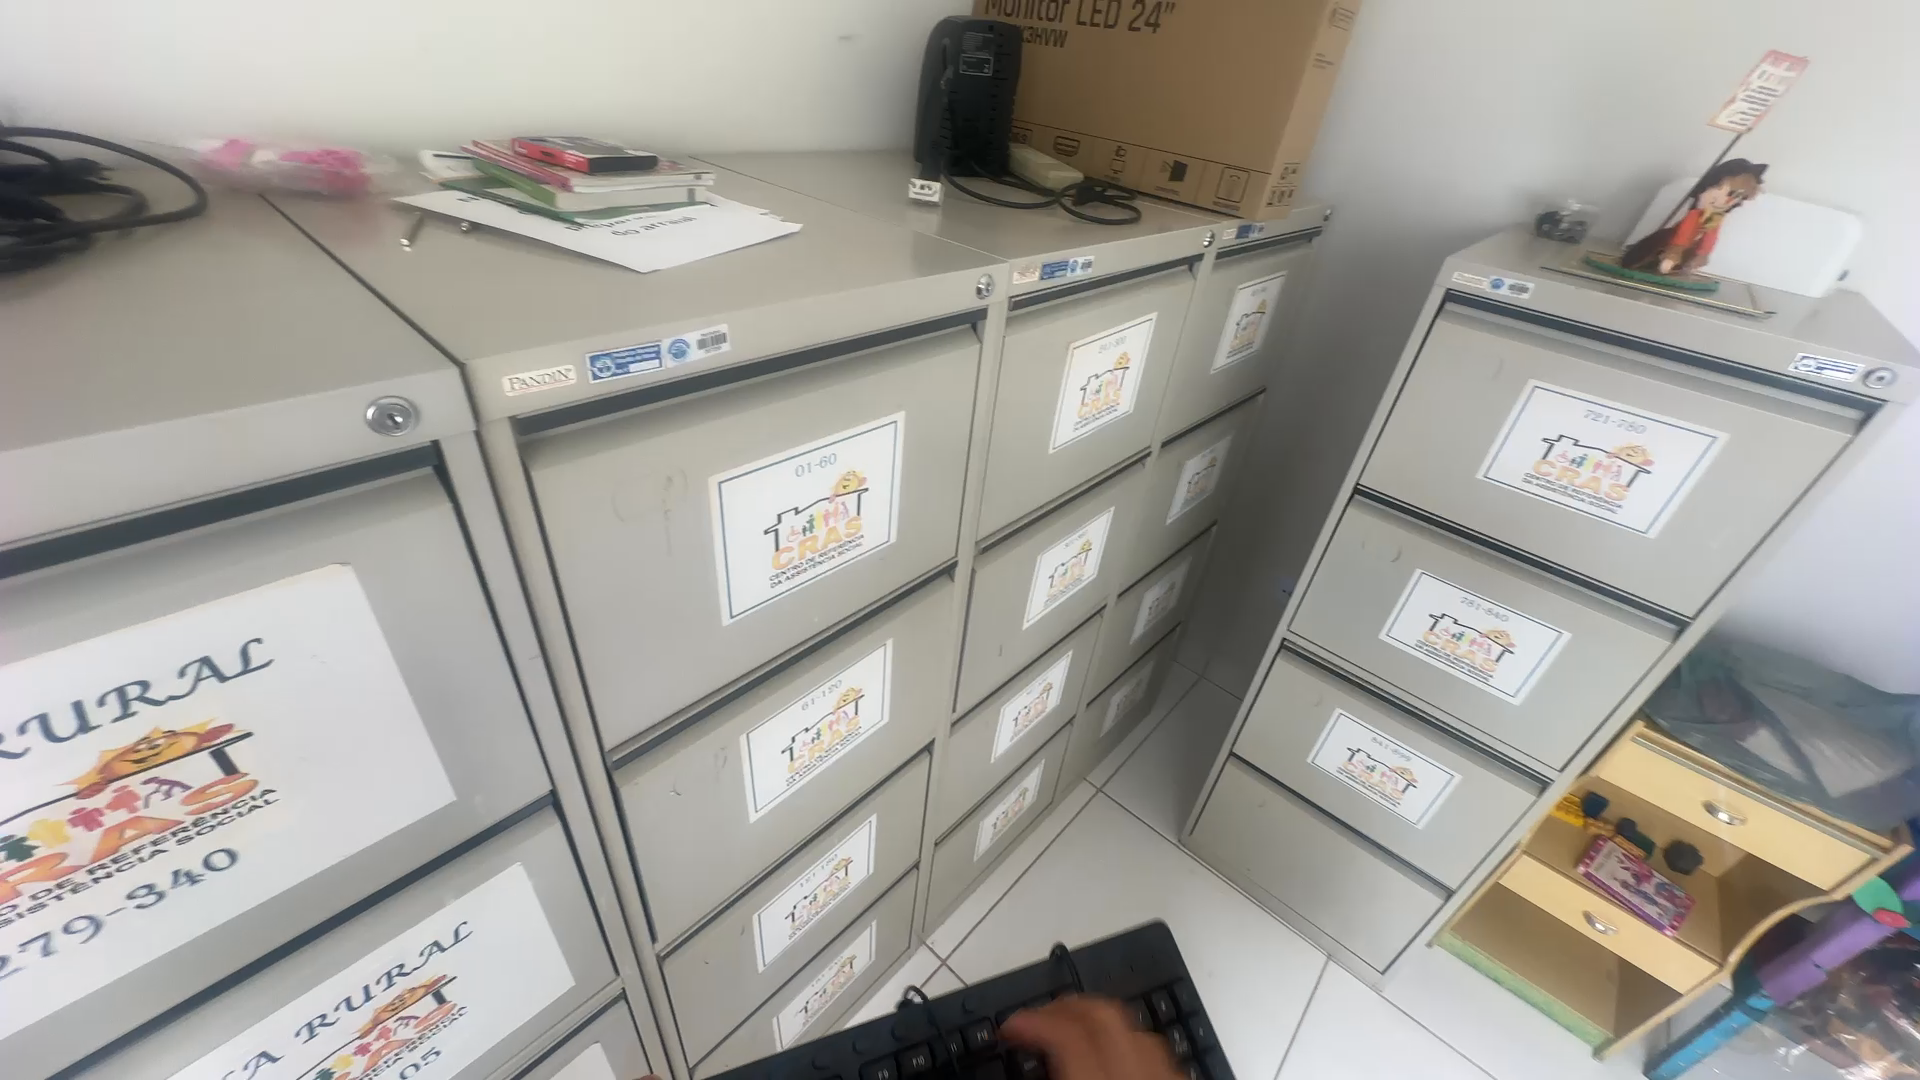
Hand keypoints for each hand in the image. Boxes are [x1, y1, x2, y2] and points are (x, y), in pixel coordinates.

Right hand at [1002, 995, 1184, 1079]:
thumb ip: (1050, 1072)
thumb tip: (1027, 1052)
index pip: (1067, 1033)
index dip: (1032, 1019)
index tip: (1010, 1024)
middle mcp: (1140, 1075)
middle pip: (1103, 1015)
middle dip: (1063, 1006)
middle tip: (1035, 1018)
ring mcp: (1167, 1078)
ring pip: (1136, 1025)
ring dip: (1097, 1015)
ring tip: (1069, 1026)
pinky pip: (1159, 1049)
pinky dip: (1132, 1038)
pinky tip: (1116, 1050)